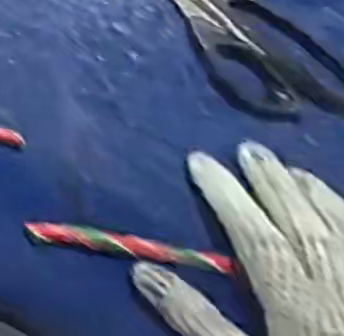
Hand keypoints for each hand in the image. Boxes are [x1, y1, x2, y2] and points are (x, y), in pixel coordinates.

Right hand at [134, 142, 343, 335]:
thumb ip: (201, 323)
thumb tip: (144, 269)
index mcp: (302, 306)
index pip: (257, 237)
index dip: (227, 196)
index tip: (201, 160)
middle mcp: (343, 292)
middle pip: (310, 231)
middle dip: (278, 187)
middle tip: (253, 150)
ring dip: (326, 202)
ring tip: (301, 173)